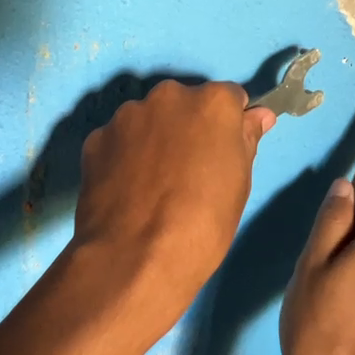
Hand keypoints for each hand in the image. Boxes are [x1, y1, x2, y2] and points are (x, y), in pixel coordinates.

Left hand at [74, 79, 275, 321]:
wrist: (134, 258)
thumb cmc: (203, 222)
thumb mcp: (240, 183)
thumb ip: (246, 139)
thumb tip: (258, 116)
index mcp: (212, 102)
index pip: (230, 99)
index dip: (229, 126)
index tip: (223, 153)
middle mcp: (169, 96)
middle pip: (185, 104)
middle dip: (188, 127)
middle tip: (188, 171)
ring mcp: (128, 115)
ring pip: (148, 120)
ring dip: (153, 139)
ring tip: (152, 185)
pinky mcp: (96, 138)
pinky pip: (118, 141)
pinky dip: (123, 157)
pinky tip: (127, 191)